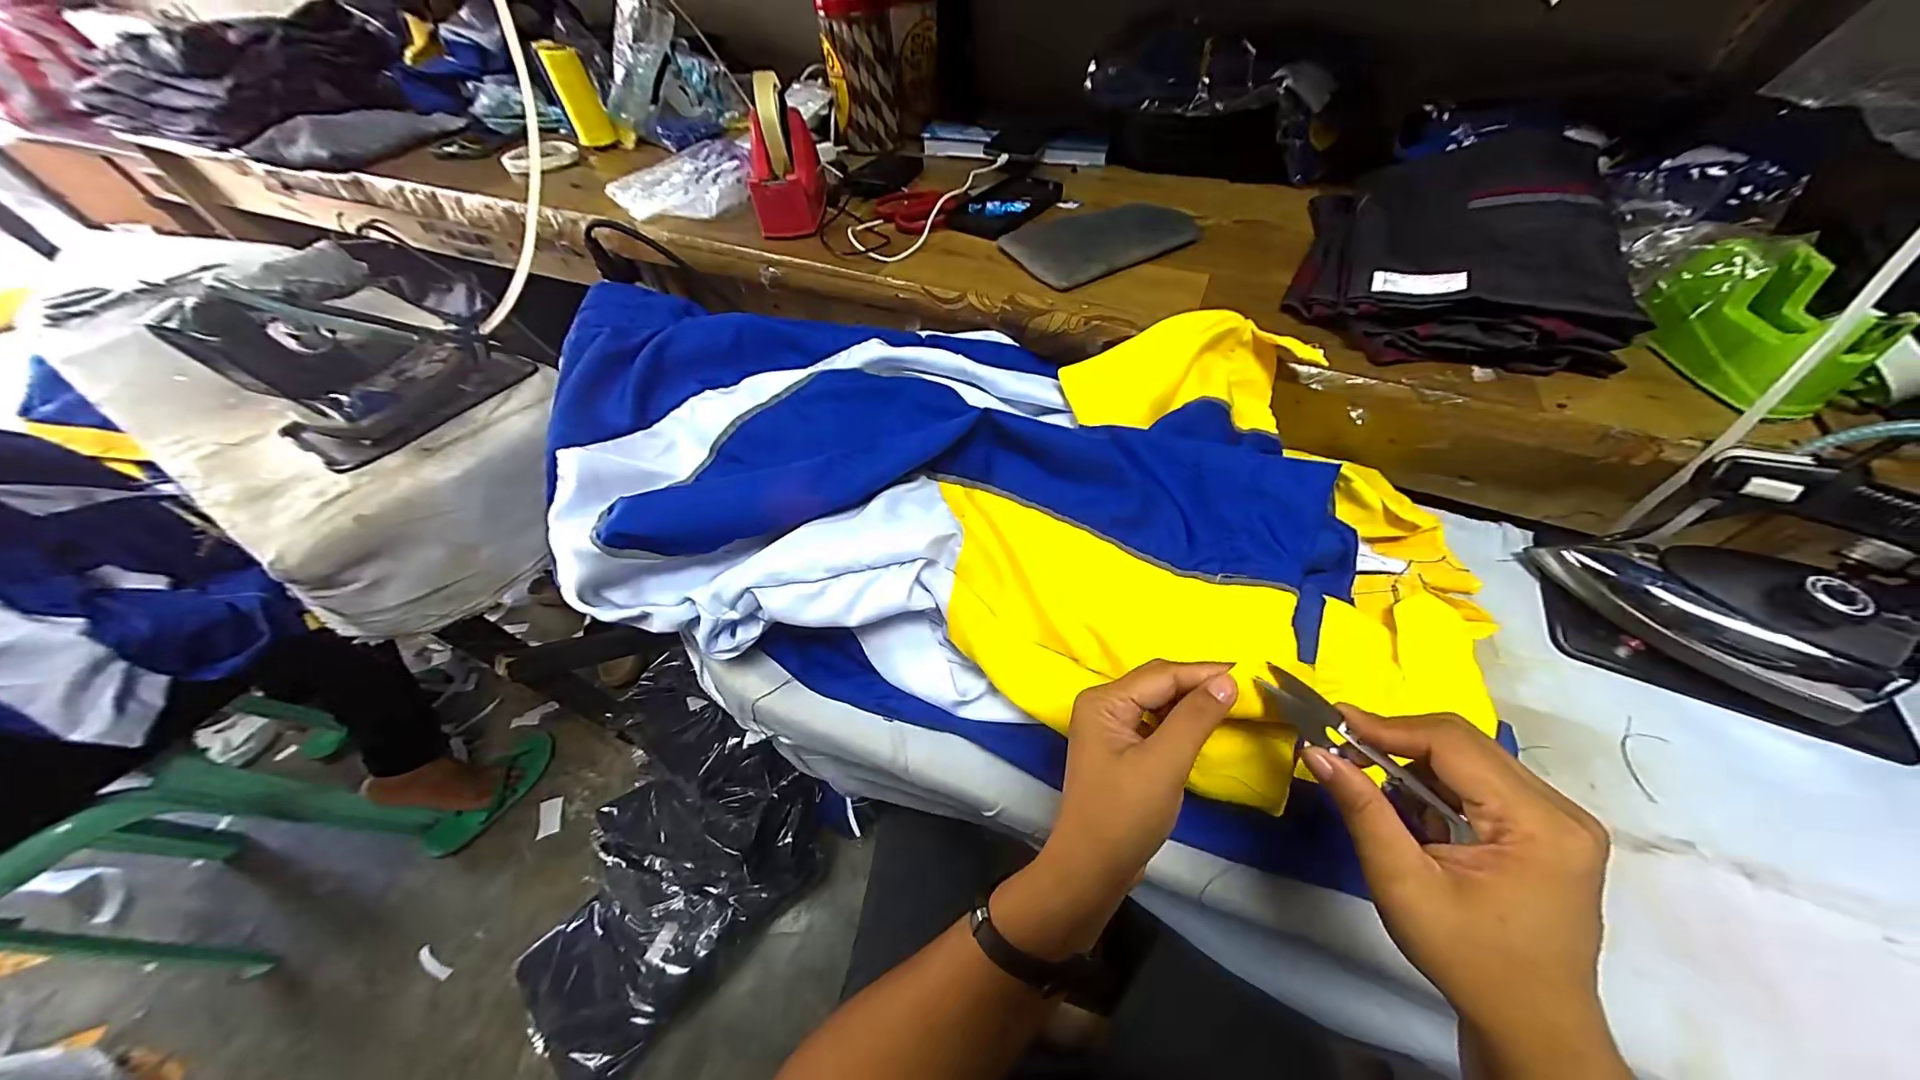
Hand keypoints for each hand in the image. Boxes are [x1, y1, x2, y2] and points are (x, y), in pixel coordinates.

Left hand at [991, 660, 1236, 961]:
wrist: (1092, 867)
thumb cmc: (1125, 815)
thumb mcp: (1164, 764)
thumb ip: (1195, 718)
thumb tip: (1227, 680)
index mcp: (1103, 701)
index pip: (1162, 674)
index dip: (1206, 672)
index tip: (1250, 673)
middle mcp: (1102, 705)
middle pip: (1159, 683)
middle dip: (1200, 683)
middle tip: (1247, 687)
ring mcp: (1110, 727)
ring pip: (1158, 701)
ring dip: (1193, 701)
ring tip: (1234, 701)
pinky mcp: (1120, 748)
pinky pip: (1156, 722)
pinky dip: (1182, 720)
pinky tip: (1206, 723)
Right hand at [1300, 708, 1625, 1077]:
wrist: (1531, 1025)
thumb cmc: (1466, 959)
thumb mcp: (1401, 883)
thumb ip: (1362, 809)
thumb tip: (1317, 751)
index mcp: (1539, 824)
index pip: (1453, 744)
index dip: (1388, 726)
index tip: (1333, 721)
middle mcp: (1562, 811)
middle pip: (1465, 744)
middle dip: (1398, 740)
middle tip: (1342, 747)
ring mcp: (1561, 820)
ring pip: (1471, 758)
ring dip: (1415, 762)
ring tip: (1373, 784)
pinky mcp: (1550, 830)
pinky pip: (1482, 781)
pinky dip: (1437, 783)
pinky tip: (1414, 811)